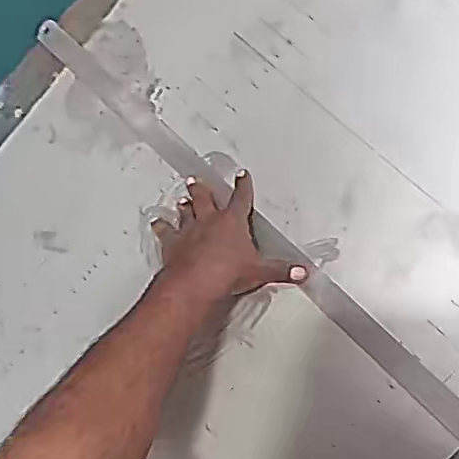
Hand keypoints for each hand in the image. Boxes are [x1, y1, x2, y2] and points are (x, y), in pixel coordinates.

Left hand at [151, 170, 306, 303]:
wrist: (196, 283)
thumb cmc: (226, 272)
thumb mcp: (261, 272)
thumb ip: (282, 270)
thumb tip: (301, 272)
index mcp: (233, 222)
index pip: (241, 198)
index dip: (243, 186)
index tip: (242, 176)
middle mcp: (209, 221)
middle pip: (206, 198)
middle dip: (204, 189)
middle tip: (199, 180)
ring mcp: (188, 230)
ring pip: (186, 211)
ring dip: (185, 205)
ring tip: (183, 199)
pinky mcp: (172, 243)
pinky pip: (165, 230)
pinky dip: (162, 226)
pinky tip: (158, 222)